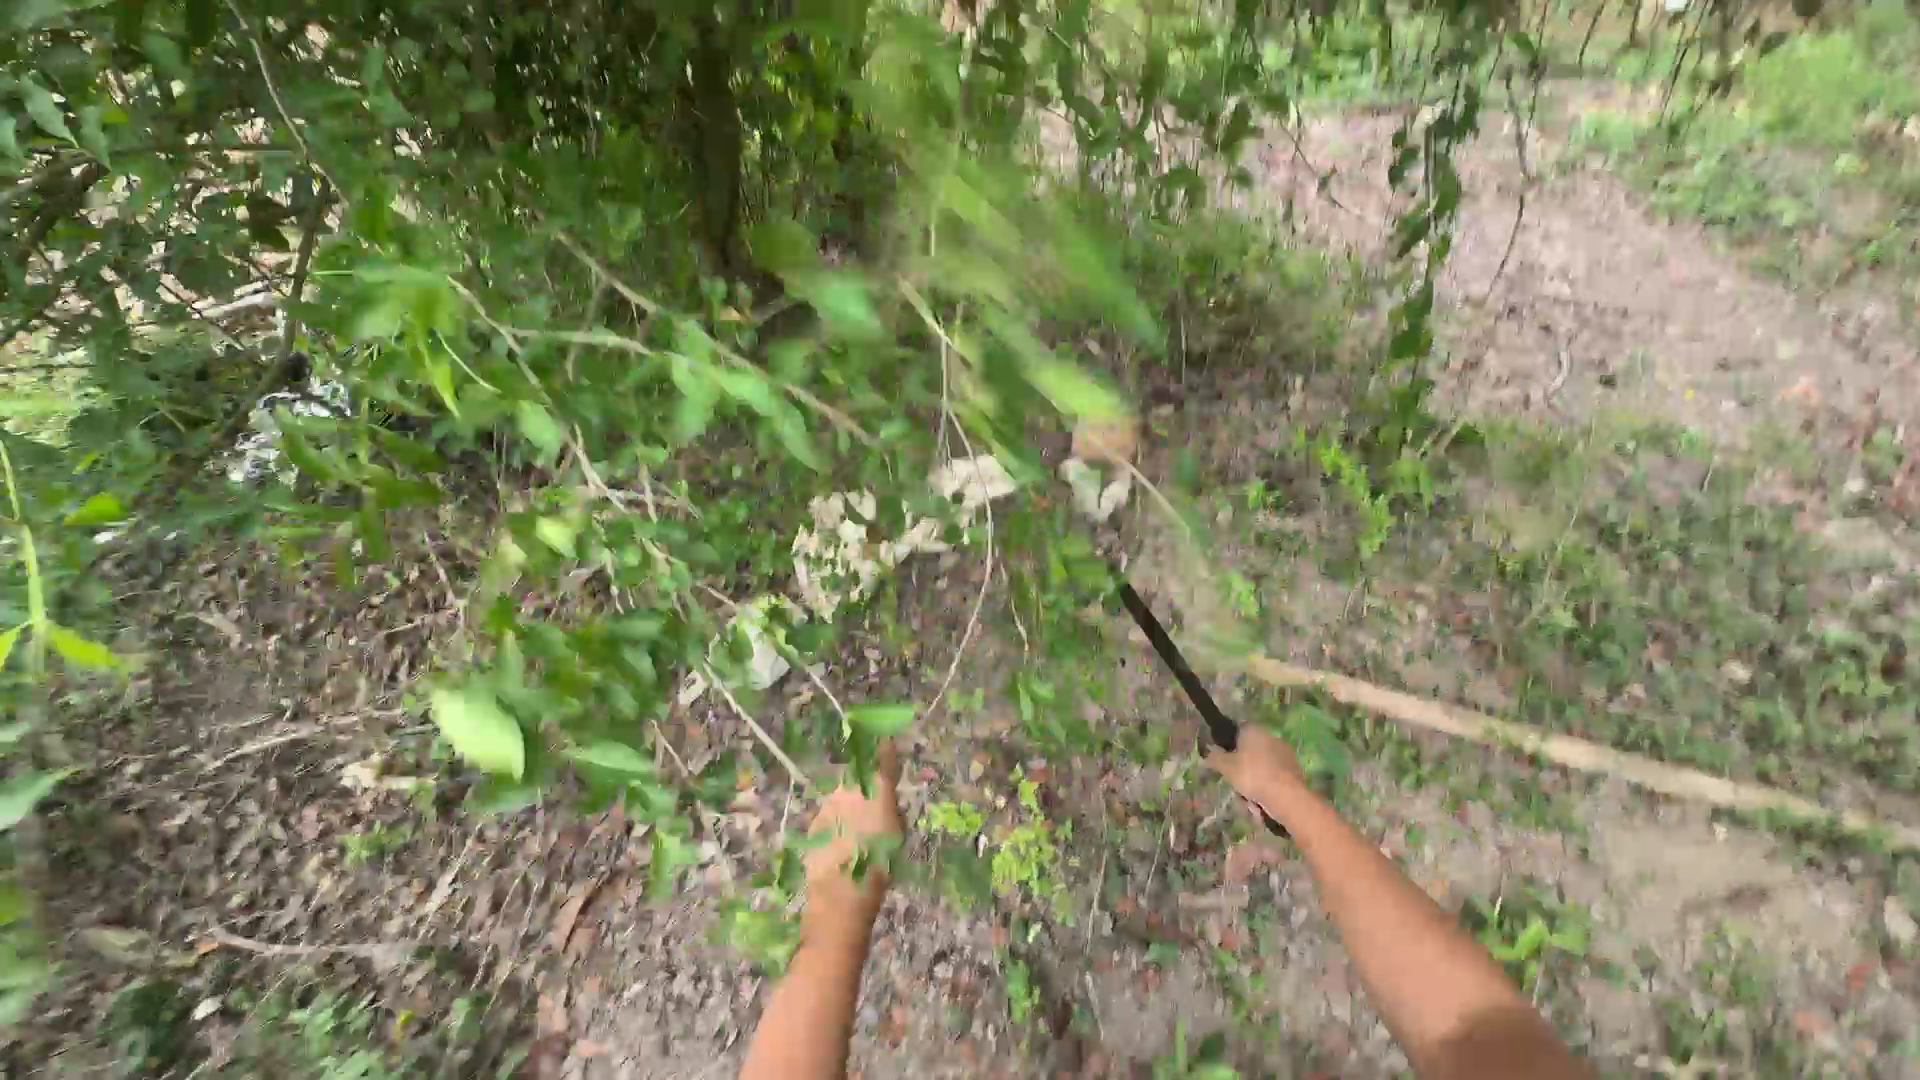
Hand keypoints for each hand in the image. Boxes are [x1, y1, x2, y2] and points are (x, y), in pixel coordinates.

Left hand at [803, 742, 903, 926]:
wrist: (841, 891)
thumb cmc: (880, 865)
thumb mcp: (897, 835)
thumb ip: (891, 810)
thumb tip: (887, 802)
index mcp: (877, 789)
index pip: (882, 758)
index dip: (885, 749)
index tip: (885, 741)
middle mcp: (850, 788)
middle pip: (858, 776)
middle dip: (863, 782)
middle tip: (870, 802)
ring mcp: (828, 803)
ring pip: (841, 795)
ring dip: (848, 804)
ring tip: (854, 830)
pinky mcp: (813, 821)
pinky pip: (828, 814)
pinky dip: (835, 822)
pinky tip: (839, 843)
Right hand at [1205, 725, 1304, 813]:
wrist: (1287, 796)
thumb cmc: (1252, 774)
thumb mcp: (1225, 766)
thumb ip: (1214, 758)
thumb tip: (1207, 755)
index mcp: (1254, 730)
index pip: (1237, 729)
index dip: (1228, 743)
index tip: (1224, 759)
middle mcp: (1271, 737)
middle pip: (1249, 751)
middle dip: (1241, 768)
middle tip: (1235, 782)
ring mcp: (1285, 754)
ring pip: (1261, 767)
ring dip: (1253, 782)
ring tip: (1249, 800)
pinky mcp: (1294, 770)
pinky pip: (1273, 777)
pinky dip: (1267, 788)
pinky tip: (1263, 803)